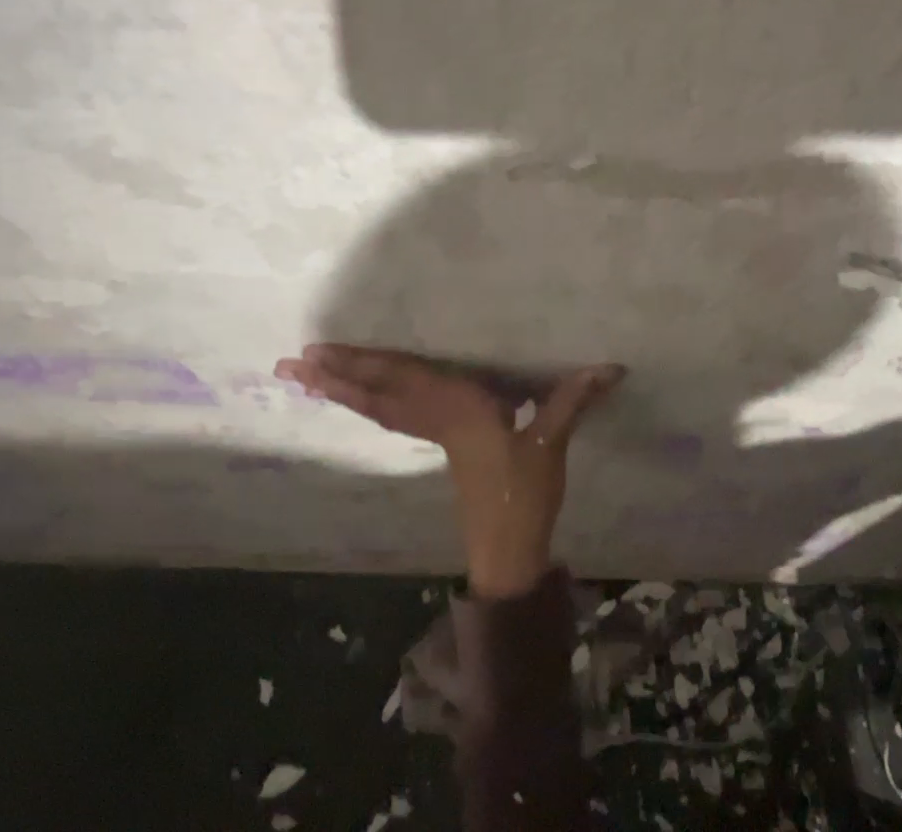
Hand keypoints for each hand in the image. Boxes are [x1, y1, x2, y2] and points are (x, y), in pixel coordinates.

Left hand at [274, 345, 625, 596]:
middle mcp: (438, 419)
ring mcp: (438, 436)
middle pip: (379, 393)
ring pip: (382, 408)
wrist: (510, 548)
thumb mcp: (552, 443)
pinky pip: (399, 418)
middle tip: (288, 363)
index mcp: (458, 410)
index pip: (402, 379)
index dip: (361, 364)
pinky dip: (375, 405)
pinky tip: (366, 400)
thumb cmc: (526, 494)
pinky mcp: (447, 450)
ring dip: (345, 391)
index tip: (318, 353)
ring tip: (307, 378)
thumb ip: (573, 399)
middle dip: (336, 377)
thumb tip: (613, 366)